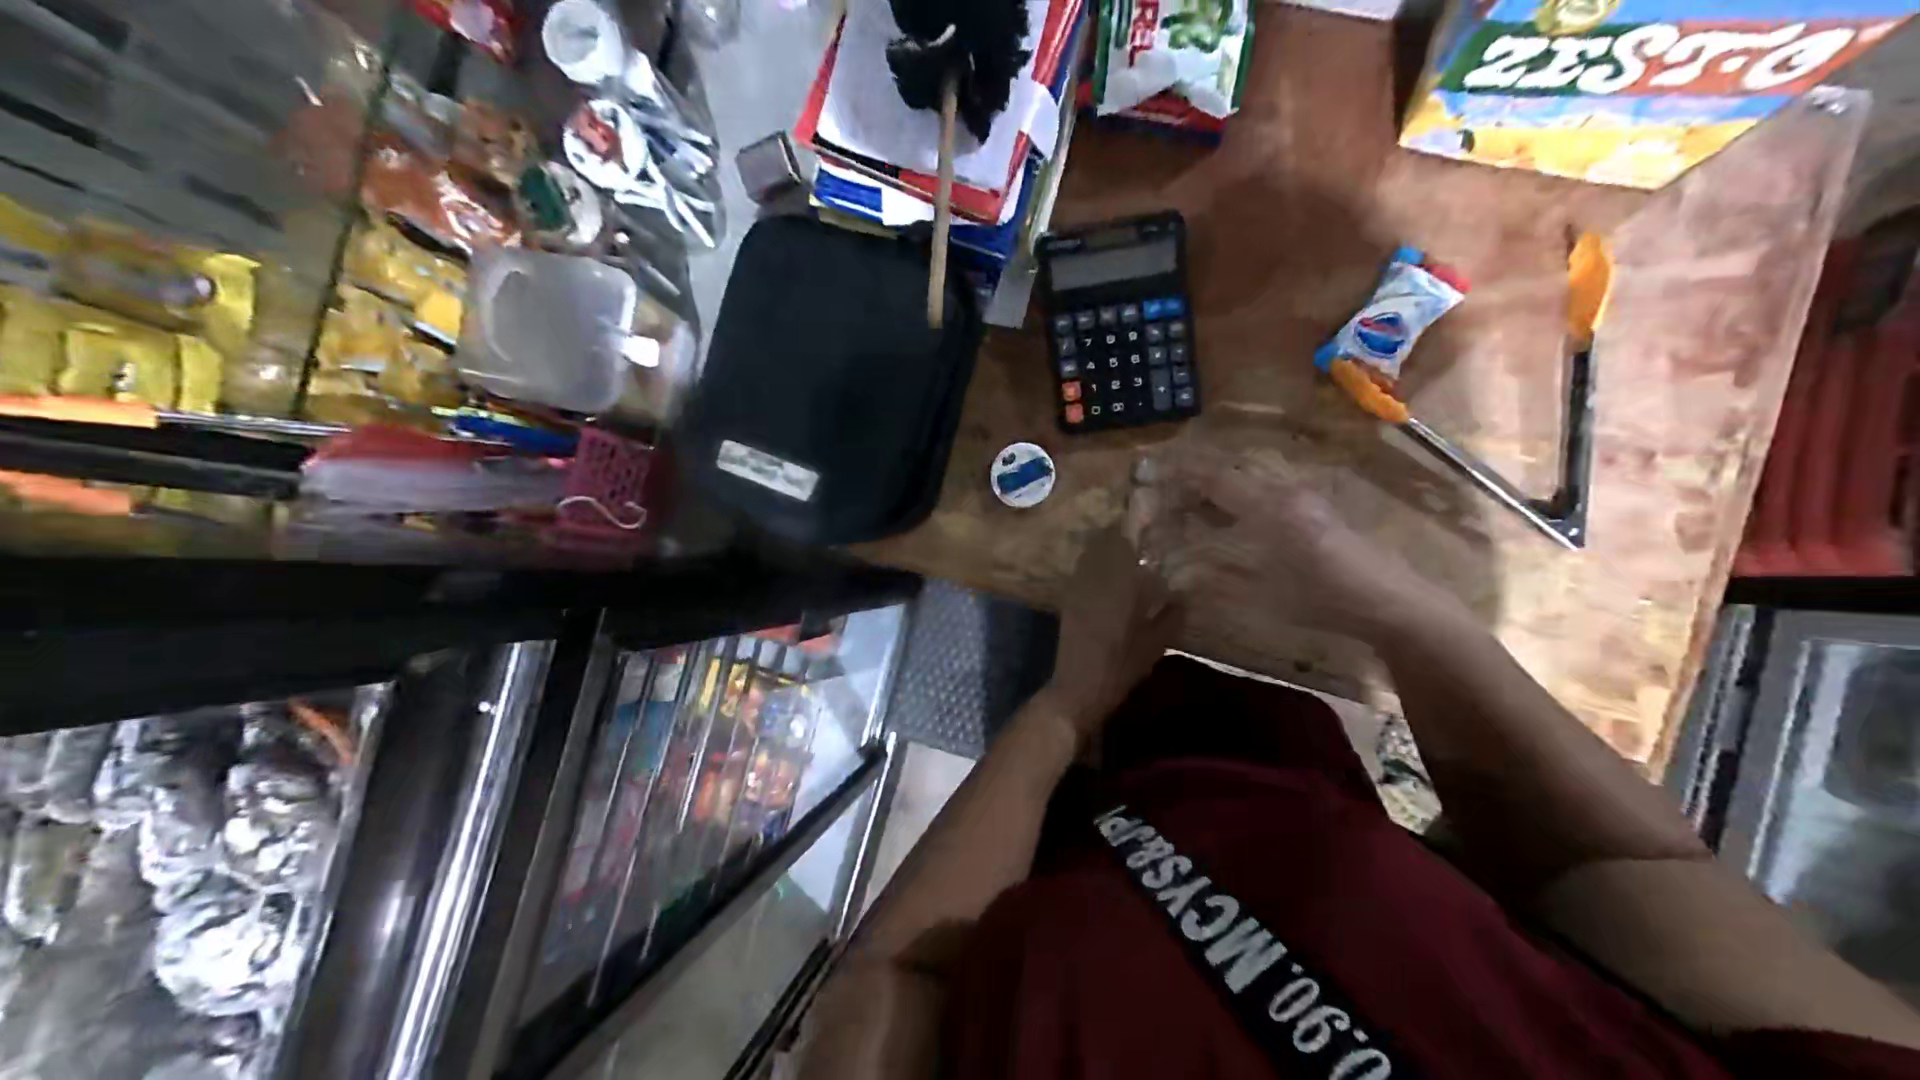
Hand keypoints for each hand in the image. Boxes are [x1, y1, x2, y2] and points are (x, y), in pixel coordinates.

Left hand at [1040, 527, 1183, 739]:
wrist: (1079, 686)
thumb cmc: (1122, 664)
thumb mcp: (1158, 640)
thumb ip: (1172, 612)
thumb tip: (1183, 593)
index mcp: (1118, 578)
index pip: (1124, 534)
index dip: (1136, 515)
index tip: (1150, 501)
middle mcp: (1094, 573)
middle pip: (1106, 536)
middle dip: (1125, 527)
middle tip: (1146, 525)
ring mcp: (1078, 583)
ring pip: (1093, 550)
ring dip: (1111, 543)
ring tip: (1133, 546)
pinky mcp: (1069, 596)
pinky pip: (1085, 566)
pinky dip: (1100, 561)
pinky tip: (1115, 571)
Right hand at [1136, 444, 1459, 645]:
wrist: (1389, 601)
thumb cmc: (1320, 598)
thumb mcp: (1259, 590)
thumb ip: (1212, 568)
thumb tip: (1171, 558)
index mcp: (1267, 506)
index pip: (1213, 477)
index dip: (1178, 472)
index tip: (1149, 470)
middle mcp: (1283, 491)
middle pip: (1228, 471)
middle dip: (1191, 477)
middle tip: (1162, 489)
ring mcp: (1301, 496)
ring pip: (1247, 479)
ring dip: (1213, 486)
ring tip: (1187, 502)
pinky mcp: (1313, 507)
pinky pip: (1263, 490)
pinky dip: (1235, 497)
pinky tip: (1226, 518)